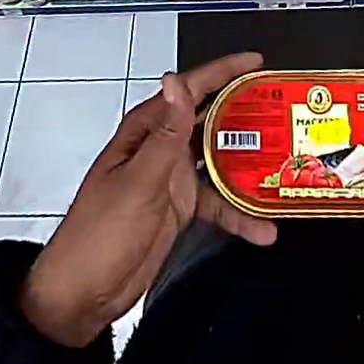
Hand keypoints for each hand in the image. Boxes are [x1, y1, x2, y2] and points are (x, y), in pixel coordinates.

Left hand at [19, 51, 275, 347]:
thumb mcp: (138, 182)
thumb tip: (176, 82)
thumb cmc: (98, 235)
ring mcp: (173, 176)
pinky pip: (219, 202)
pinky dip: (240, 213)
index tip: (256, 63)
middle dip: (246, 111)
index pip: (190, 89)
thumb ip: (165, 134)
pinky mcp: (181, 206)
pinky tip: (262, 226)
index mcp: (147, 131)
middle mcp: (162, 147)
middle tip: (281, 107)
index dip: (224, 71)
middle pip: (211, 119)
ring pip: (220, 158)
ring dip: (249, 162)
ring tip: (283, 160)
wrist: (79, 299)